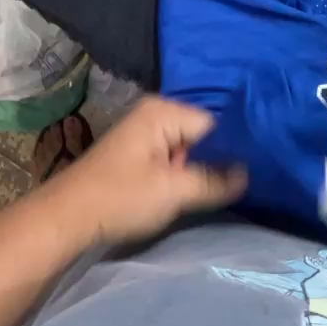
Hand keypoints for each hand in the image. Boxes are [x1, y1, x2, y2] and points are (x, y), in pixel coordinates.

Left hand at [36, 97, 247, 246]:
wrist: (70, 214)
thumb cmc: (120, 197)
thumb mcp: (172, 191)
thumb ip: (212, 180)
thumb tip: (249, 172)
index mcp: (162, 110)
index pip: (214, 123)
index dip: (234, 148)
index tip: (256, 172)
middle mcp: (156, 112)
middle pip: (203, 134)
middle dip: (219, 158)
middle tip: (243, 185)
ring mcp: (146, 130)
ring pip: (190, 147)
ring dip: (201, 168)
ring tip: (225, 189)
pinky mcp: (141, 150)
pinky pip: (176, 155)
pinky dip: (186, 171)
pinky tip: (196, 189)